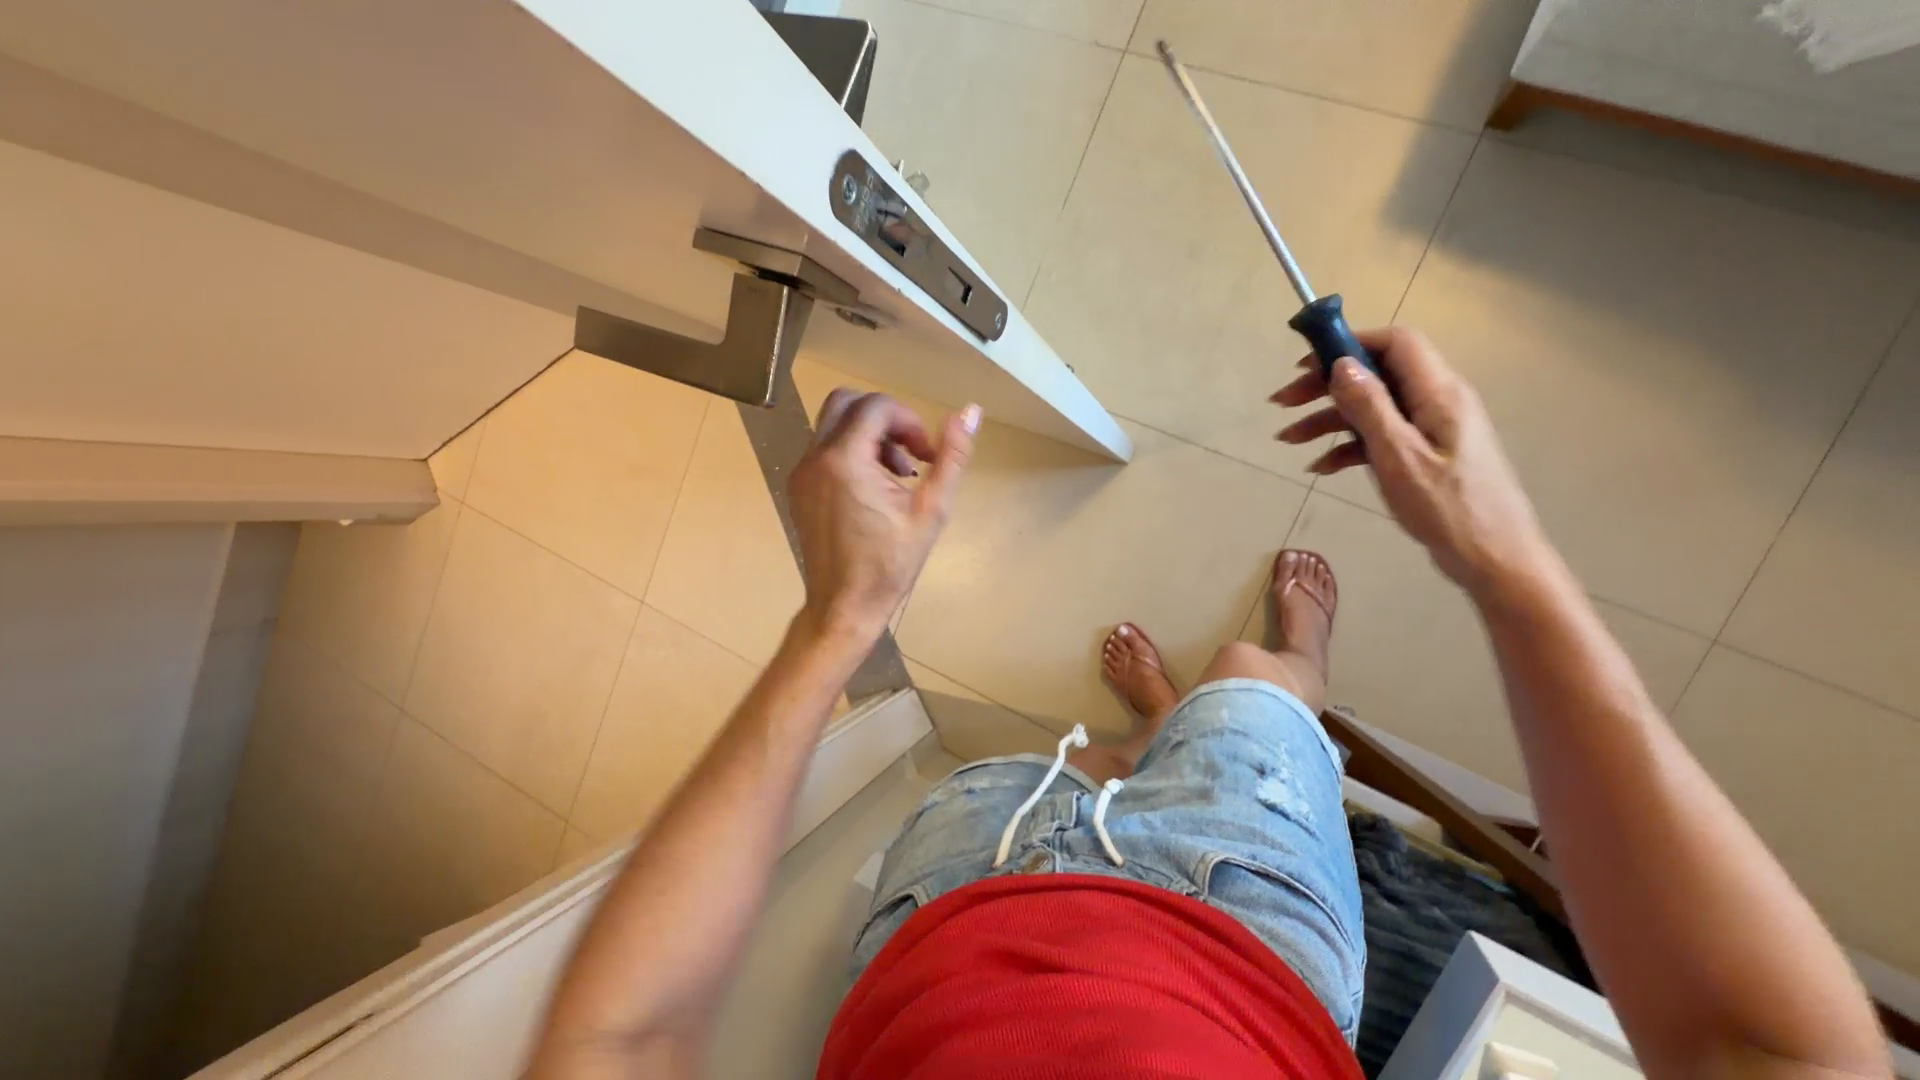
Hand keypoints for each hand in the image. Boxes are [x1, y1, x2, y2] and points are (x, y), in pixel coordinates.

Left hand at [789, 390, 977, 641]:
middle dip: (886, 418)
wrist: (844, 606)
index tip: (927, 453)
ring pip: (834, 424)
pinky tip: (876, 488)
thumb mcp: (932, 510)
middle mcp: (814, 458)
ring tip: (899, 474)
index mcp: (844, 460)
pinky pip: (824, 450)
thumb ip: (951, 457)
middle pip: (848, 402)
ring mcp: (801, 473)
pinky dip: (852, 452)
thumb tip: (970, 412)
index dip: (909, 420)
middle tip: (911, 451)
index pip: (876, 406)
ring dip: (870, 435)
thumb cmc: (891, 565)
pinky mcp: (798, 488)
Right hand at [1274, 327, 1550, 593]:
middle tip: (1283, 402)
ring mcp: (1432, 430)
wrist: (1496, 560)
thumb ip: (1371, 407)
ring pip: (1373, 408)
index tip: (1306, 364)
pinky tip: (1320, 468)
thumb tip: (1342, 364)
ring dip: (1329, 419)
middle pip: (1377, 374)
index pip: (1395, 343)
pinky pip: (1381, 437)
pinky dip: (1349, 447)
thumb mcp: (1400, 457)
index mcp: (1439, 394)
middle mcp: (1437, 402)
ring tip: (1288, 439)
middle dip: (1327, 385)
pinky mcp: (1426, 455)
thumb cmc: (1449, 509)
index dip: (1350, 344)